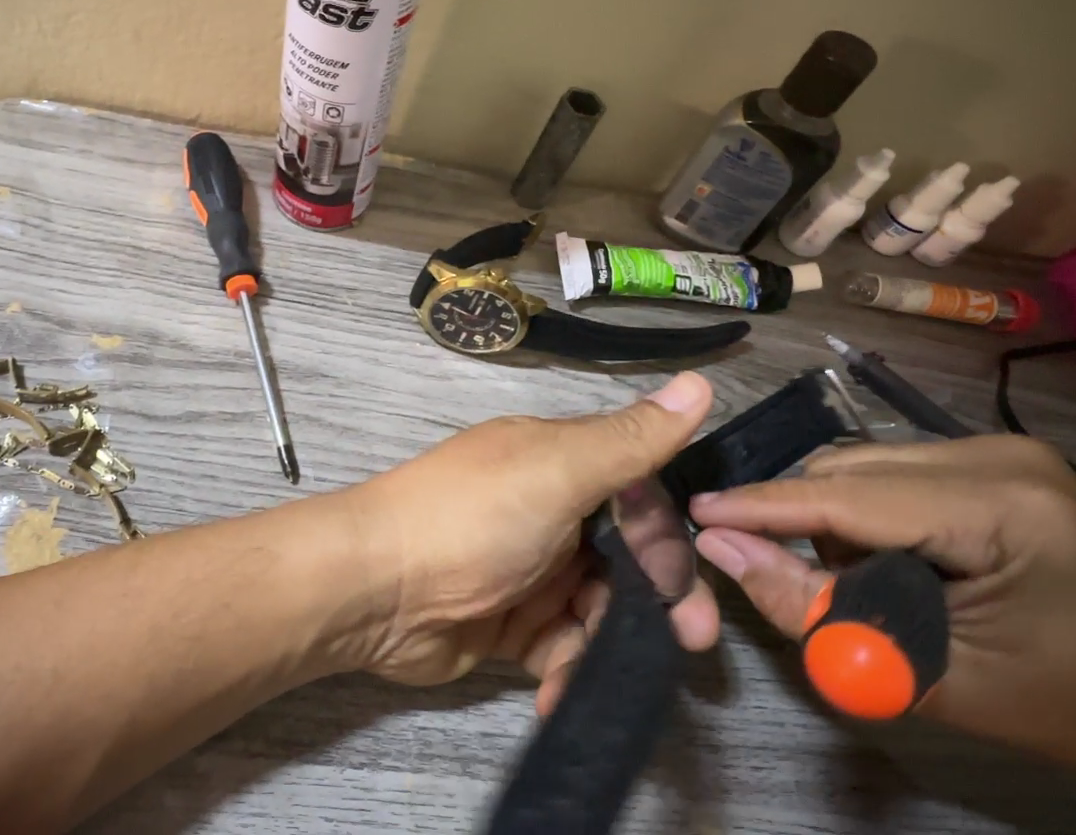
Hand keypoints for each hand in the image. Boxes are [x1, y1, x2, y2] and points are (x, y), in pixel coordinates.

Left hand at [337, 373, 720, 716]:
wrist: (374, 589)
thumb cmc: (472, 519)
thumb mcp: (556, 469)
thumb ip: (630, 439)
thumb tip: (702, 381)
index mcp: (560, 465)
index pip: (640, 494)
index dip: (668, 531)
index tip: (689, 571)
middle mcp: (551, 514)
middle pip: (631, 556)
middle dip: (665, 596)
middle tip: (692, 639)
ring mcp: (530, 572)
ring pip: (603, 607)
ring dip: (619, 640)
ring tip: (618, 673)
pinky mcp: (510, 627)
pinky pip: (562, 649)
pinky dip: (570, 671)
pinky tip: (561, 694)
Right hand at [689, 434, 1075, 833]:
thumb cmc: (1059, 704)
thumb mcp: (925, 675)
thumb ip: (812, 609)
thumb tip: (717, 548)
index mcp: (1006, 505)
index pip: (848, 495)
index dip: (761, 505)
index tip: (691, 513)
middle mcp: (1001, 454)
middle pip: (848, 471)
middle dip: (806, 525)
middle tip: (804, 588)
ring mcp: (1003, 450)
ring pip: (861, 468)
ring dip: (836, 524)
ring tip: (865, 586)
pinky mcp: (998, 460)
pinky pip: (890, 474)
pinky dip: (866, 518)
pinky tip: (893, 562)